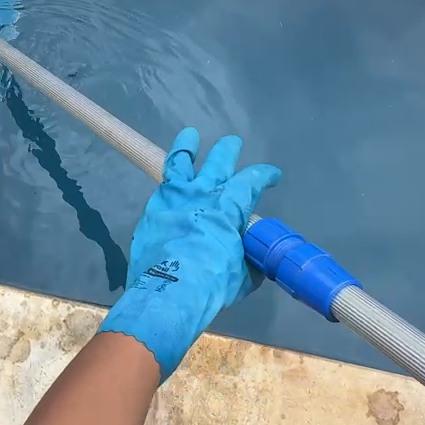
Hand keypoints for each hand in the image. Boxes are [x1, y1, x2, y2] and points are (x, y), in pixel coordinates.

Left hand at [98, 128, 280, 379]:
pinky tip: (169, 178)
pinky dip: (169, 179)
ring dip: (187, 147)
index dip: (264, 175)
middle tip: (232, 143)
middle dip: (228, 151)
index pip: (251, 181)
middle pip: (218, 162)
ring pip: (181, 162)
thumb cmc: (213, 284)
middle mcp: (202, 194)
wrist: (170, 290)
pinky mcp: (153, 209)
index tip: (271, 175)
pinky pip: (162, 185)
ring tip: (189, 135)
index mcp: (228, 207)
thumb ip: (247, 261)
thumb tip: (251, 263)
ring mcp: (174, 198)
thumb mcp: (242, 275)